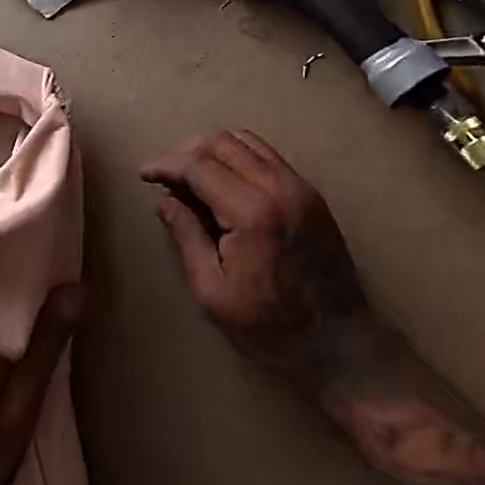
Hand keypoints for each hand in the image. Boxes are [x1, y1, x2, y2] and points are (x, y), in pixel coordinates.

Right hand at [142, 129, 390, 392]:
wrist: (339, 343)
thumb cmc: (269, 326)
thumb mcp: (212, 292)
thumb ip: (186, 237)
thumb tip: (166, 200)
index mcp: (250, 212)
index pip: (198, 165)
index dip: (166, 164)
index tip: (144, 174)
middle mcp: (277, 187)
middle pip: (221, 143)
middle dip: (186, 152)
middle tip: (166, 176)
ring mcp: (299, 187)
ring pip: (246, 141)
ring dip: (213, 150)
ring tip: (193, 175)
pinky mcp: (311, 193)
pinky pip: (268, 155)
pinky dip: (240, 155)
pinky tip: (226, 181)